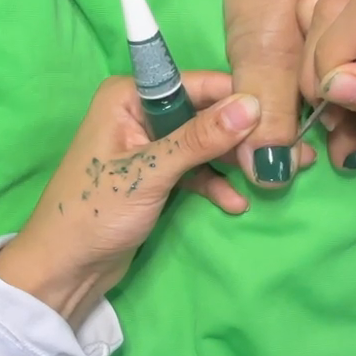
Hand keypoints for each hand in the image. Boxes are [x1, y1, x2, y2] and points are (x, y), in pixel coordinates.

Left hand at [0, 73, 266, 324]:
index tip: (281, 116)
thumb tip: (251, 105)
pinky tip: (237, 203)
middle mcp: (140, 111)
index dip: (239, 99)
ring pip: (205, 142)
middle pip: (206, 113)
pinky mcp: (156, 174)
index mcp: (129, 96)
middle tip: (292, 152)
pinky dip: (215, 183)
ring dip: (237, 160)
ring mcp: (149, 143)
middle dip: (244, 134)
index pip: (197, 84)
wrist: (63, 271)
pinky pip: (196, 168)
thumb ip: (199, 139)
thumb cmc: (94, 214)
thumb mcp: (149, 173)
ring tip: (282, 173)